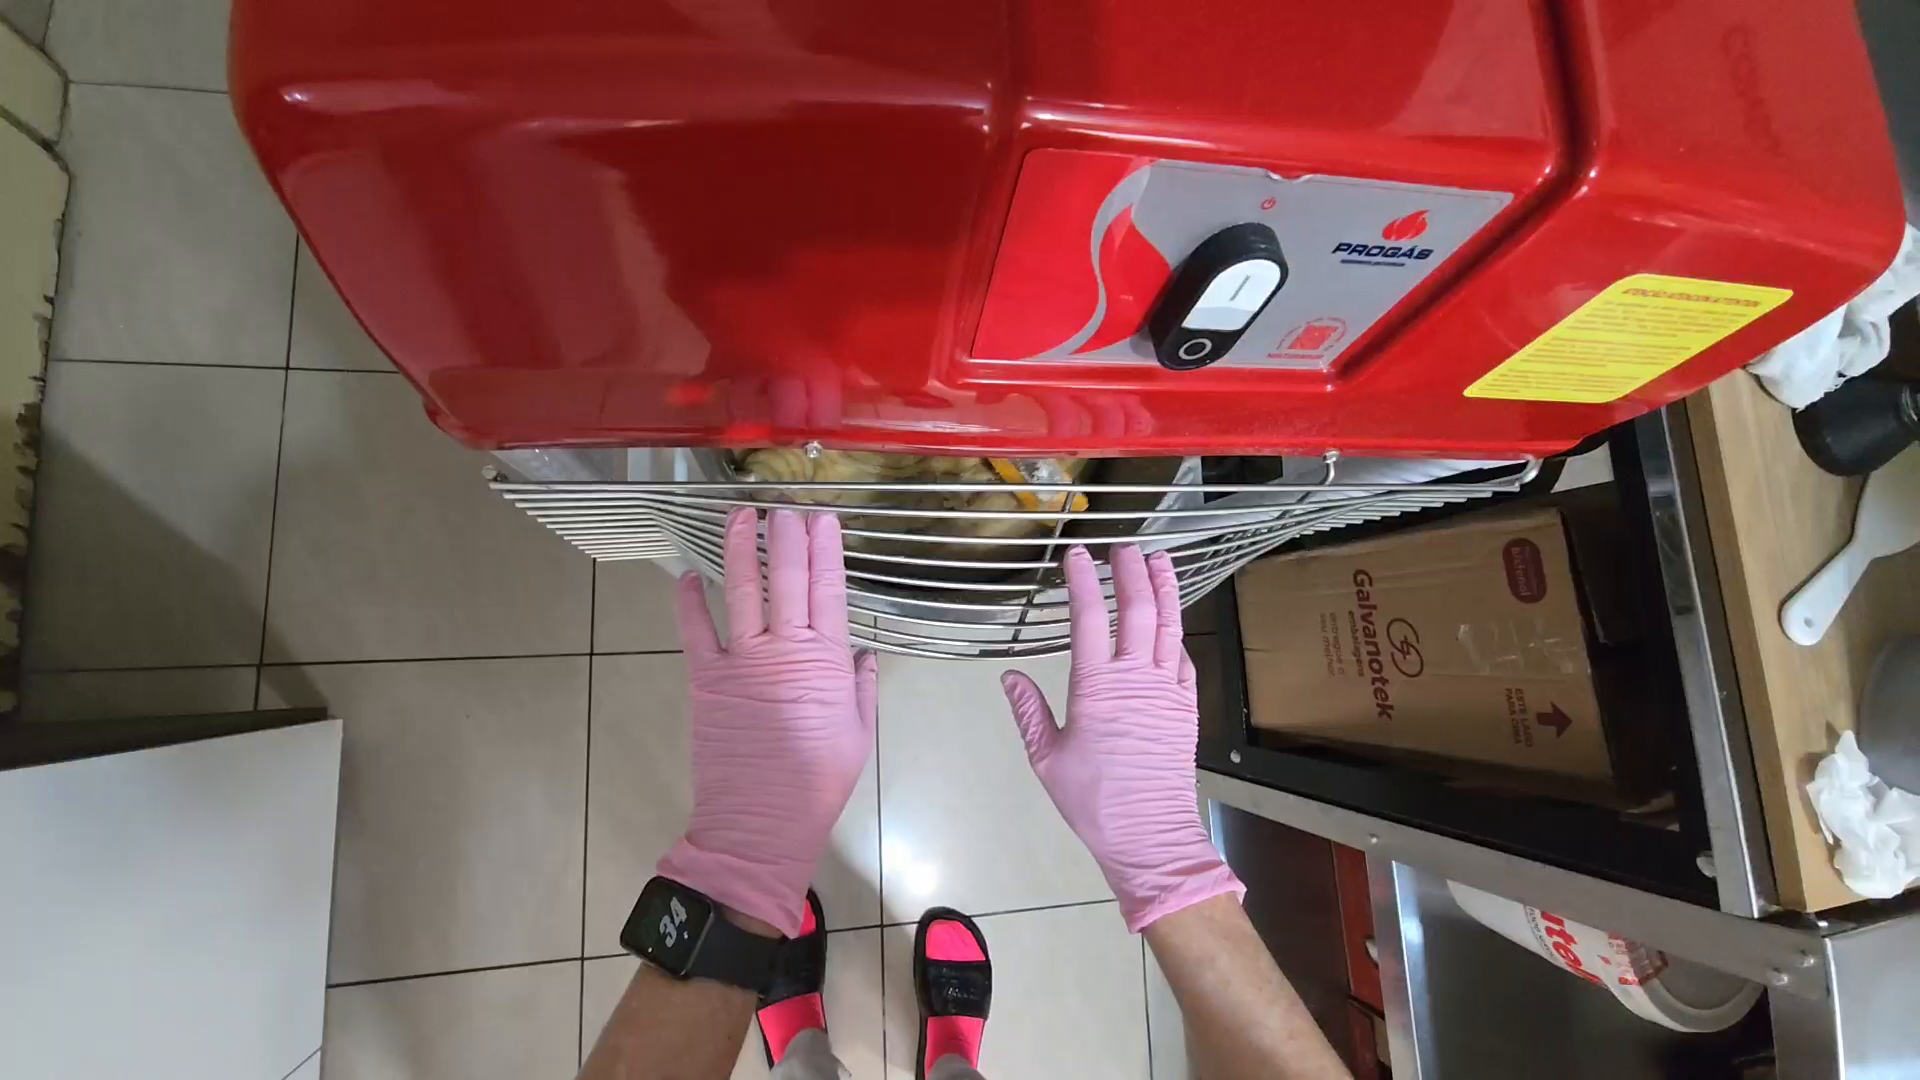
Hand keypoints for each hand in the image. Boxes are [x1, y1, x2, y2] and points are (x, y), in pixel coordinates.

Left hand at [658, 507, 877, 936]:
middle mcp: (783, 650)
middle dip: (785, 538)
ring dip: (740, 550)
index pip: (828, 591)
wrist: (760, 823)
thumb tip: (861, 651)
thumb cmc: (818, 780)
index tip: (824, 520)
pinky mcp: (705, 679)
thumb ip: (860, 685)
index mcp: (825, 661)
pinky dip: (689, 602)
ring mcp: (741, 661)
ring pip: (741, 592)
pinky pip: (695, 631)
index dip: (826, 551)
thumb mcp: (859, 732)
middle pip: (786, 580)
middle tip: (784, 505)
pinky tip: (688, 575)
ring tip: (741, 515)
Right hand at [1000, 544, 1244, 931]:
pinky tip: (1172, 620)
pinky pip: (1185, 658)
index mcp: (1096, 686)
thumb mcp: (1046, 757)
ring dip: (1164, 588)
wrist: (1149, 836)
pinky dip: (1178, 632)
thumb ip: (1028, 711)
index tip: (1077, 553)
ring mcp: (1167, 689)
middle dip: (1130, 571)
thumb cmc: (1092, 799)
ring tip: (1160, 559)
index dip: (1083, 580)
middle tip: (1122, 546)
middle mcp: (1135, 677)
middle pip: (1137, 609)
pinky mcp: (1187, 706)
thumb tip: (1009, 674)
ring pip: (1169, 626)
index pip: (1089, 618)